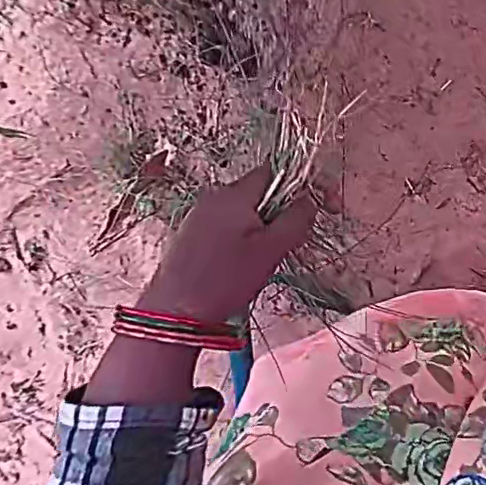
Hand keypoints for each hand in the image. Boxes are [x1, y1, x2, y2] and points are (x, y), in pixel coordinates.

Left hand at [136, 166, 317, 323]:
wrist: (176, 312)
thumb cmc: (226, 280)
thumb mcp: (271, 250)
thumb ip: (295, 219)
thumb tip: (310, 199)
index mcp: (234, 194)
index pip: (271, 172)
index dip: (293, 186)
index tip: (304, 209)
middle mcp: (213, 196)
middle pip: (255, 192)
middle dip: (274, 212)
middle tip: (281, 242)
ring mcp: (198, 214)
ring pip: (240, 211)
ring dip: (256, 227)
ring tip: (258, 258)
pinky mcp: (189, 234)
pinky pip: (223, 225)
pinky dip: (237, 237)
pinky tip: (236, 264)